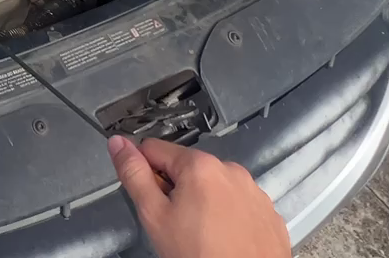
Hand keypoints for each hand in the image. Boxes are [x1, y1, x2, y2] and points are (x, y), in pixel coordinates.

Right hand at [108, 135, 289, 257]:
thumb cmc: (200, 256)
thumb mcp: (154, 216)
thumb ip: (133, 174)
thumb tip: (118, 143)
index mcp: (200, 165)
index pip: (154, 150)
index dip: (147, 175)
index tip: (155, 203)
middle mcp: (231, 170)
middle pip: (185, 167)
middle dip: (177, 189)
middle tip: (178, 224)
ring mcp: (255, 193)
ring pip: (213, 185)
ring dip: (203, 201)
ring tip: (204, 236)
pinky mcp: (271, 216)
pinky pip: (238, 203)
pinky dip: (229, 215)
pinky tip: (226, 241)